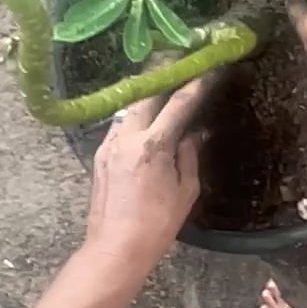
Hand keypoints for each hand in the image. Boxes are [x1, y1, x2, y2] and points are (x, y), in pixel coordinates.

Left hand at [82, 80, 207, 272]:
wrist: (116, 247)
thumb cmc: (157, 225)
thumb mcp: (185, 191)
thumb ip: (189, 156)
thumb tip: (193, 134)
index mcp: (152, 147)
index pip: (178, 105)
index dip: (195, 86)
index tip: (207, 72)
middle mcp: (126, 138)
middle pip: (146, 94)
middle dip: (163, 74)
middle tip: (179, 60)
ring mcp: (108, 145)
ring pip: (129, 107)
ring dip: (147, 93)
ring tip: (162, 81)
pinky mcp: (99, 155)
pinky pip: (119, 125)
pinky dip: (134, 114)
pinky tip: (144, 115)